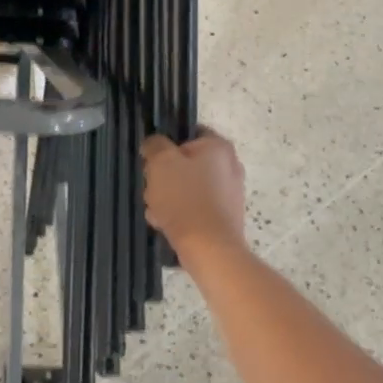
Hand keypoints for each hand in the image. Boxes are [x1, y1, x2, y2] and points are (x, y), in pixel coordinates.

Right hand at [141, 128, 248, 265]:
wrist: (209, 248)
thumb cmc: (184, 199)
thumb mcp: (160, 162)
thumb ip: (154, 144)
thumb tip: (154, 144)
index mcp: (218, 147)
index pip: (187, 133)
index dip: (166, 145)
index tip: (153, 160)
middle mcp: (230, 166)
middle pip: (185, 163)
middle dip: (164, 176)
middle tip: (153, 187)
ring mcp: (230, 193)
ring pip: (187, 187)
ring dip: (168, 197)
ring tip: (157, 210)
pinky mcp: (225, 216)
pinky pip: (195, 207)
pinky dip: (180, 213)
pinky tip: (166, 223)